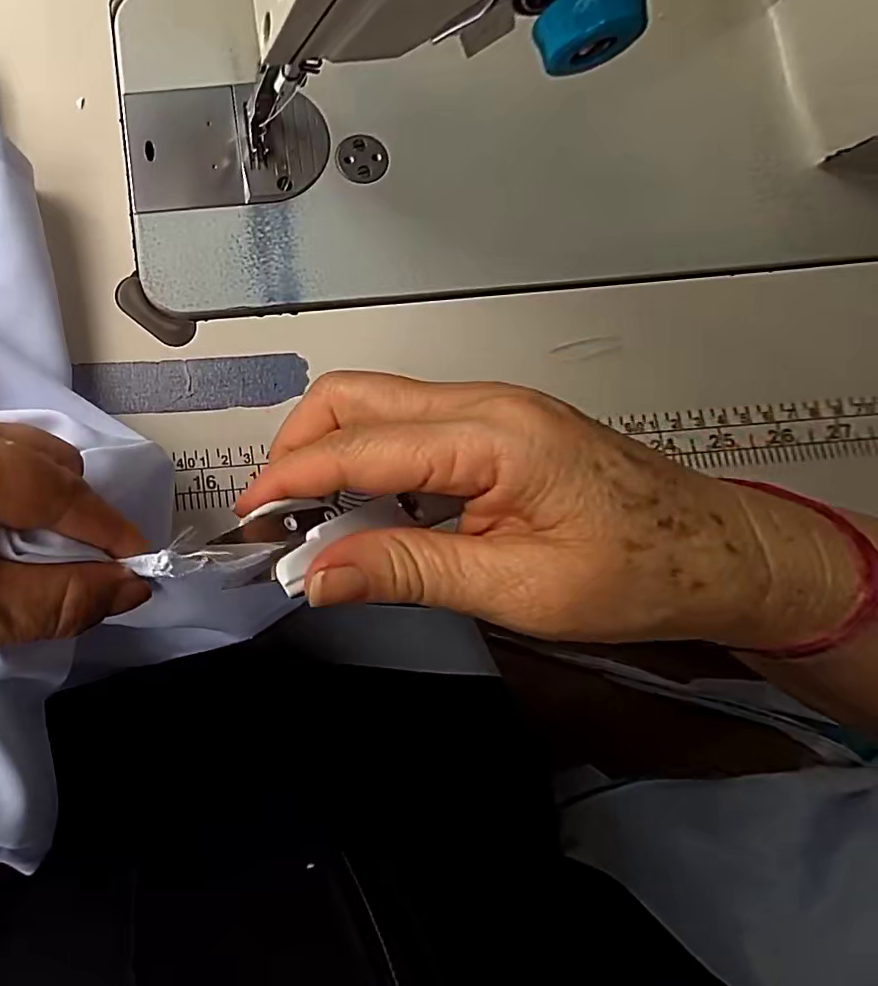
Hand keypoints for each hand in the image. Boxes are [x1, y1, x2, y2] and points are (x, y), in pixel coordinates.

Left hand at [0, 401, 151, 740]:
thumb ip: (55, 597)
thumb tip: (132, 586)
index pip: (51, 484)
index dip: (104, 531)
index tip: (142, 573)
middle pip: (38, 466)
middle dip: (65, 526)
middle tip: (60, 588)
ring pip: (13, 472)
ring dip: (34, 523)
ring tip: (16, 578)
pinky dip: (1, 519)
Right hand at [237, 372, 862, 649]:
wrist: (733, 556)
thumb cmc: (646, 573)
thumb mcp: (517, 588)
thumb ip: (405, 573)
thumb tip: (318, 577)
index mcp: (494, 440)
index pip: (356, 447)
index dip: (289, 478)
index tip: (252, 513)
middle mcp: (480, 406)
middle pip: (345, 397)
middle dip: (294, 448)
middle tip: (281, 507)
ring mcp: (480, 408)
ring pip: (361, 403)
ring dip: (321, 450)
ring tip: (315, 509)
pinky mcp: (479, 423)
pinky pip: (389, 422)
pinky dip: (354, 457)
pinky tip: (364, 503)